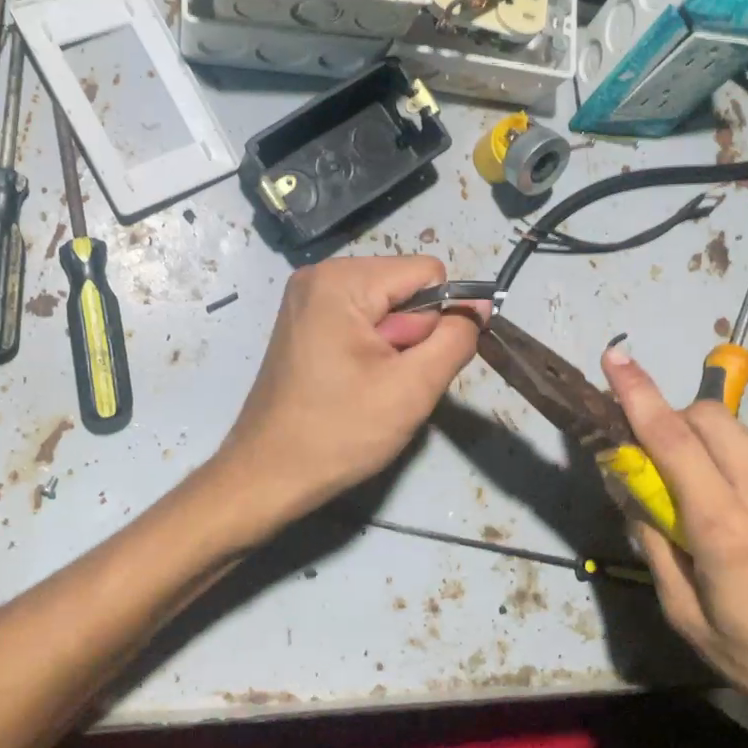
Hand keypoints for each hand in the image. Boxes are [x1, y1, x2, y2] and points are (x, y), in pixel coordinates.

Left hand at [207, 256, 483, 538]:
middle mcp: (320, 276)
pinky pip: (361, 321)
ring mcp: (307, 299)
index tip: (414, 363)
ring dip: (393, 347)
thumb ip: (455, 338)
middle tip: (387, 382)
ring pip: (386, 308)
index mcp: (342, 280)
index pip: (428, 273)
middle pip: (404, 288)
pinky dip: (371, 351)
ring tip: (370, 387)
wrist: (267, 475)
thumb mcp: (412, 388)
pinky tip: (354, 385)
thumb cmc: (339, 432)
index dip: (439, 318)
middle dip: (411, 335)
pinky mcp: (303, 323)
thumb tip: (480, 304)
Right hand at [601, 346, 747, 747]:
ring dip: (714, 446)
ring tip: (720, 497)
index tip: (615, 357)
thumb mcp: (686, 616)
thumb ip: (653, 542)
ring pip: (745, 435)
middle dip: (676, 419)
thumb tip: (627, 485)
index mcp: (724, 529)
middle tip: (666, 458)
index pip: (670, 440)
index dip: (638, 394)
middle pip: (710, 417)